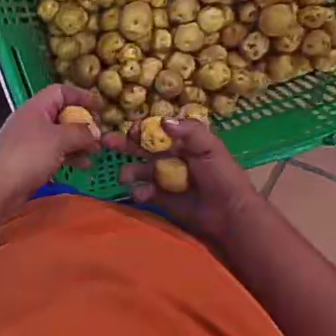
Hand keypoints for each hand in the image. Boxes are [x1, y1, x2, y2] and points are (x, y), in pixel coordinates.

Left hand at [0, 84, 104, 202]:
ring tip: (96, 151)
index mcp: (36, 107)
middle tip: (99, 134)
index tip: (100, 107)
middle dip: (83, 122)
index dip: (81, 96)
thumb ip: (81, 132)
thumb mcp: (59, 140)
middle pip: (62, 113)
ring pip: (60, 135)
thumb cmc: (28, 156)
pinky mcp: (30, 160)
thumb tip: (95, 131)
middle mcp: (32, 120)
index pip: (61, 91)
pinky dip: (70, 156)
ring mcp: (30, 141)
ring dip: (79, 141)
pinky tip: (84, 165)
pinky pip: (55, 152)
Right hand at [104, 117, 262, 241]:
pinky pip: (143, 191)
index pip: (157, 130)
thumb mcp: (210, 148)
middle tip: (106, 142)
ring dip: (129, 170)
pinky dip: (138, 191)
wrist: (229, 213)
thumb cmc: (222, 176)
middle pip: (142, 147)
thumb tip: (163, 121)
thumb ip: (189, 131)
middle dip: (124, 144)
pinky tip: (141, 194)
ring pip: (139, 170)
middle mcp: (171, 157)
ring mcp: (164, 178)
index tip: (132, 131)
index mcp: (183, 141)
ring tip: (125, 176)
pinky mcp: (161, 198)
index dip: (143, 129)